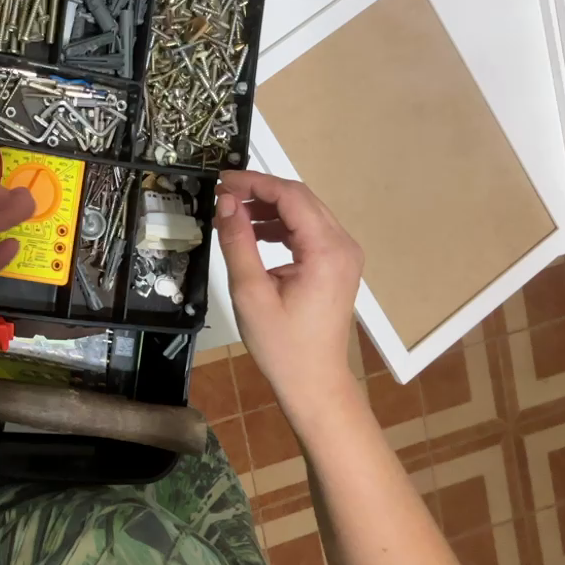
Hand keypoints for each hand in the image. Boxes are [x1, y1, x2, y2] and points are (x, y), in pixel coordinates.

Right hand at [214, 170, 364, 407]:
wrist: (314, 382)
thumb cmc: (281, 344)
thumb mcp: (250, 292)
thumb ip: (238, 241)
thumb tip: (226, 201)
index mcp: (327, 250)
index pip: (291, 196)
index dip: (254, 182)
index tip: (220, 183)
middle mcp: (343, 245)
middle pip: (300, 198)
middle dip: (260, 191)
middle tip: (222, 195)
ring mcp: (343, 254)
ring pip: (304, 211)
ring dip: (268, 207)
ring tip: (231, 214)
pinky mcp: (336, 263)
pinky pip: (307, 230)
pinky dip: (279, 224)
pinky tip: (253, 233)